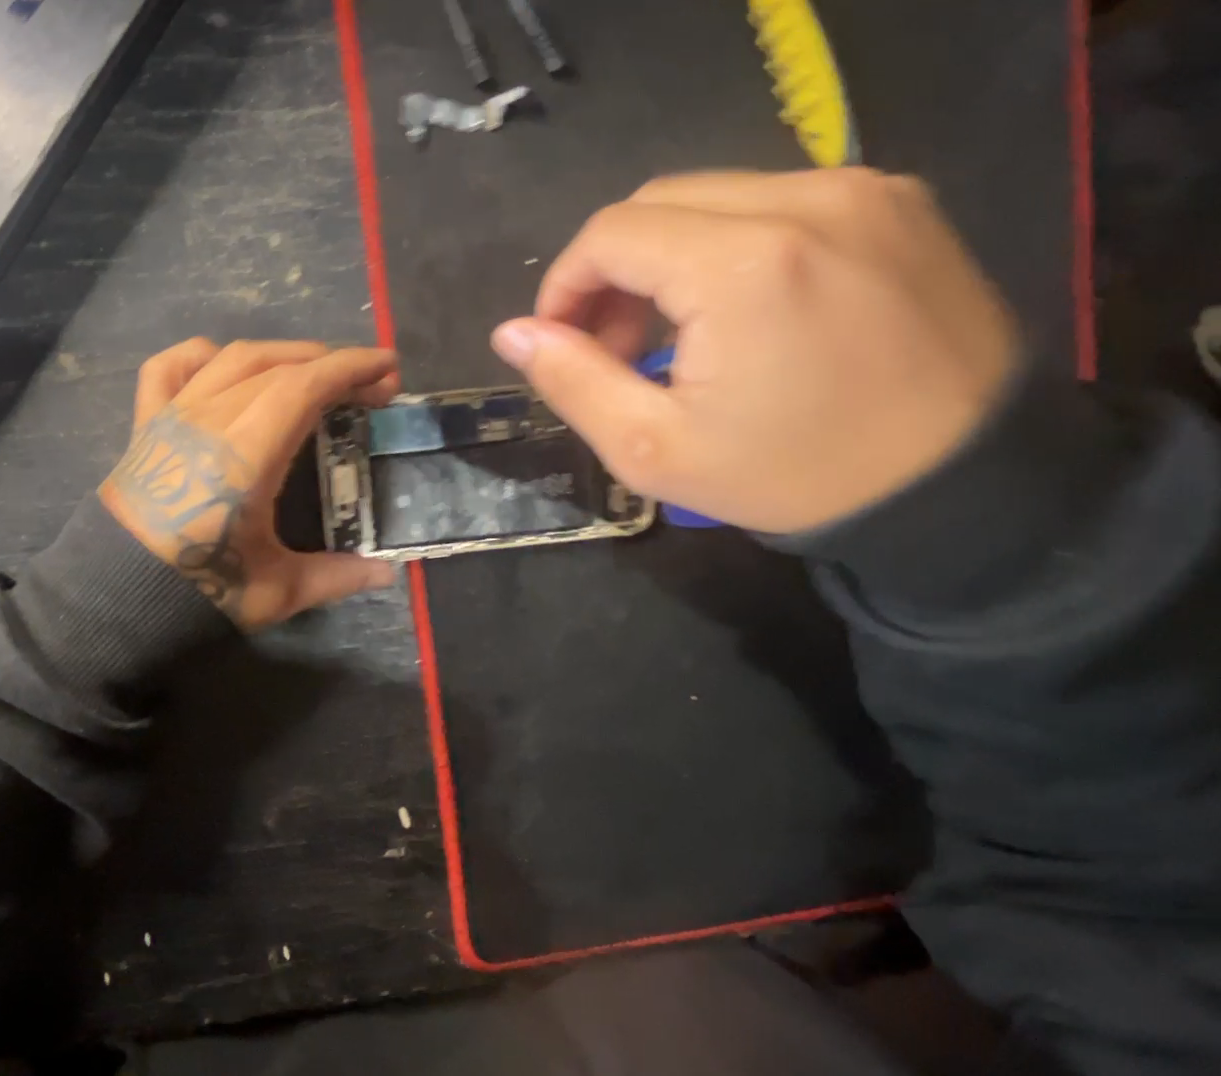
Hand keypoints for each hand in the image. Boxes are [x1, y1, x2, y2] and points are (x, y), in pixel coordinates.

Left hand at [100, 339, 401, 627]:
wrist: (116, 595)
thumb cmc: (199, 590)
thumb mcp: (276, 591)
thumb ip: (336, 577)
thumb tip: (389, 574)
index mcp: (245, 454)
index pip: (304, 386)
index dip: (351, 368)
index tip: (388, 370)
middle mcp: (209, 419)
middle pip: (277, 366)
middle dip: (330, 364)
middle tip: (369, 387)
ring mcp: (172, 416)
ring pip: (232, 358)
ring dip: (282, 354)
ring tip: (314, 370)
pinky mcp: (145, 424)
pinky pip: (169, 368)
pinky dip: (202, 355)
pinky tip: (225, 363)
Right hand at [490, 168, 1018, 533]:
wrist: (963, 486)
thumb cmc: (795, 475)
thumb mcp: (655, 449)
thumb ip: (571, 380)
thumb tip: (511, 333)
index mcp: (742, 263)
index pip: (610, 234)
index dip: (565, 285)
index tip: (561, 343)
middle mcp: (805, 199)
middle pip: (658, 203)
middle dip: (612, 270)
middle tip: (612, 346)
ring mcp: (863, 191)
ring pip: (715, 196)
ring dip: (668, 256)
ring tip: (674, 334)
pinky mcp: (898, 202)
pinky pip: (778, 200)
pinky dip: (731, 244)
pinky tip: (739, 309)